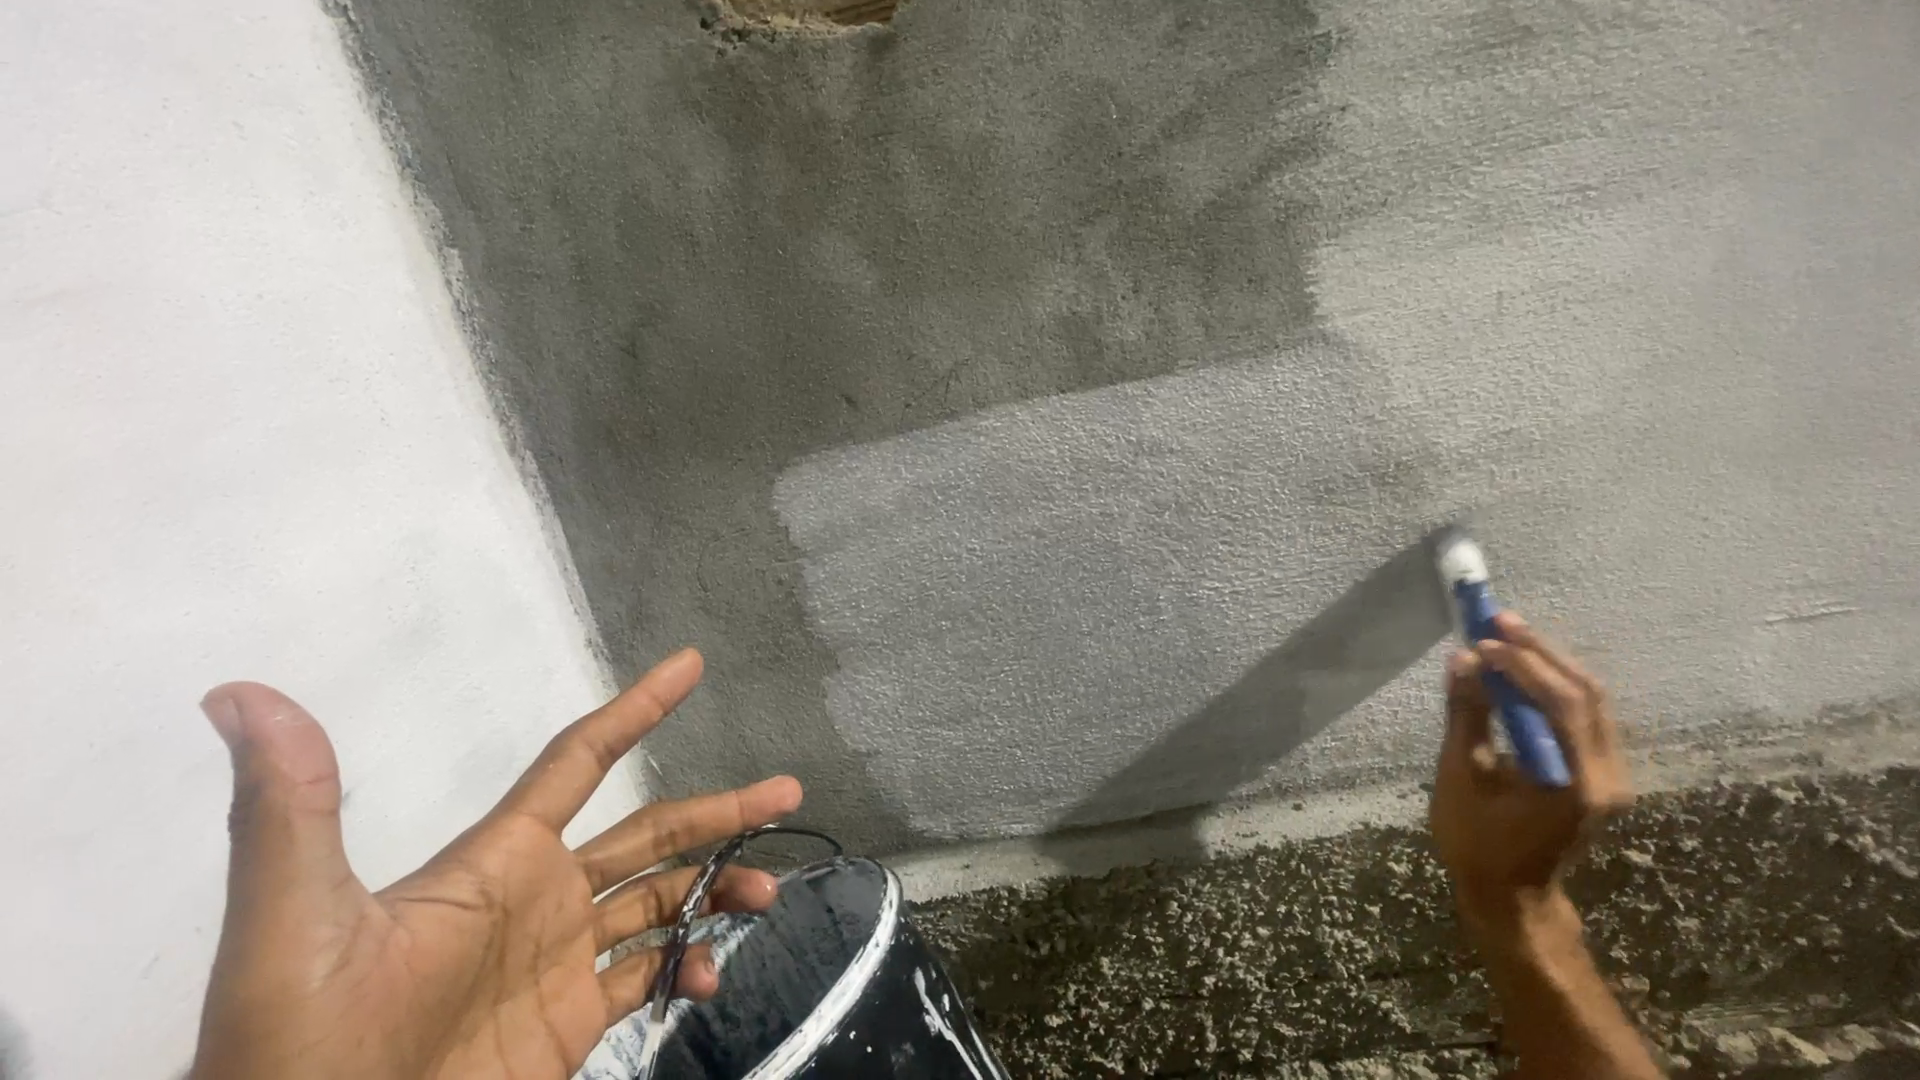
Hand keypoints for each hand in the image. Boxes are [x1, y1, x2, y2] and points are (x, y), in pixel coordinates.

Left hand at [190, 649, 803, 1079]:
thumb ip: (288, 810)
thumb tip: (238, 693)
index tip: (690, 666)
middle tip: (787, 792)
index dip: (636, 709)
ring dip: (719, 886)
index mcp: (501, 857)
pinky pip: (650, 975)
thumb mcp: (291, 922)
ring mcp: (563, 959)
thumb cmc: (301, 1039)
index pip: (583, 759)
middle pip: (654, 832)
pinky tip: (711, 972)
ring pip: (665, 899)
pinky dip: (691, 964)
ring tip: (766, 892)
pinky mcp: (572, 1020)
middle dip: (721, 809)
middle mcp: (544, 895)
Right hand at [1429, 612, 1633, 934]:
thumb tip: (1463, 661)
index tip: (1482, 639)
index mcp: (1575, 781)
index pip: (1561, 704)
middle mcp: (1608, 775)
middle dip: (1540, 652)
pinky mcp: (1601, 774)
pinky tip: (1522, 670)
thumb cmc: (1476, 840)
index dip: (1523, 664)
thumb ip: (1468, 715)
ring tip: (1507, 634)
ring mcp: (1611, 776)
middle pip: (1586, 694)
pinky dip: (1553, 686)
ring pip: (1591, 701)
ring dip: (1549, 664)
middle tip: (1498, 619)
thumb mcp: (1462, 775)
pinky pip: (1585, 717)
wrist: (1510, 894)